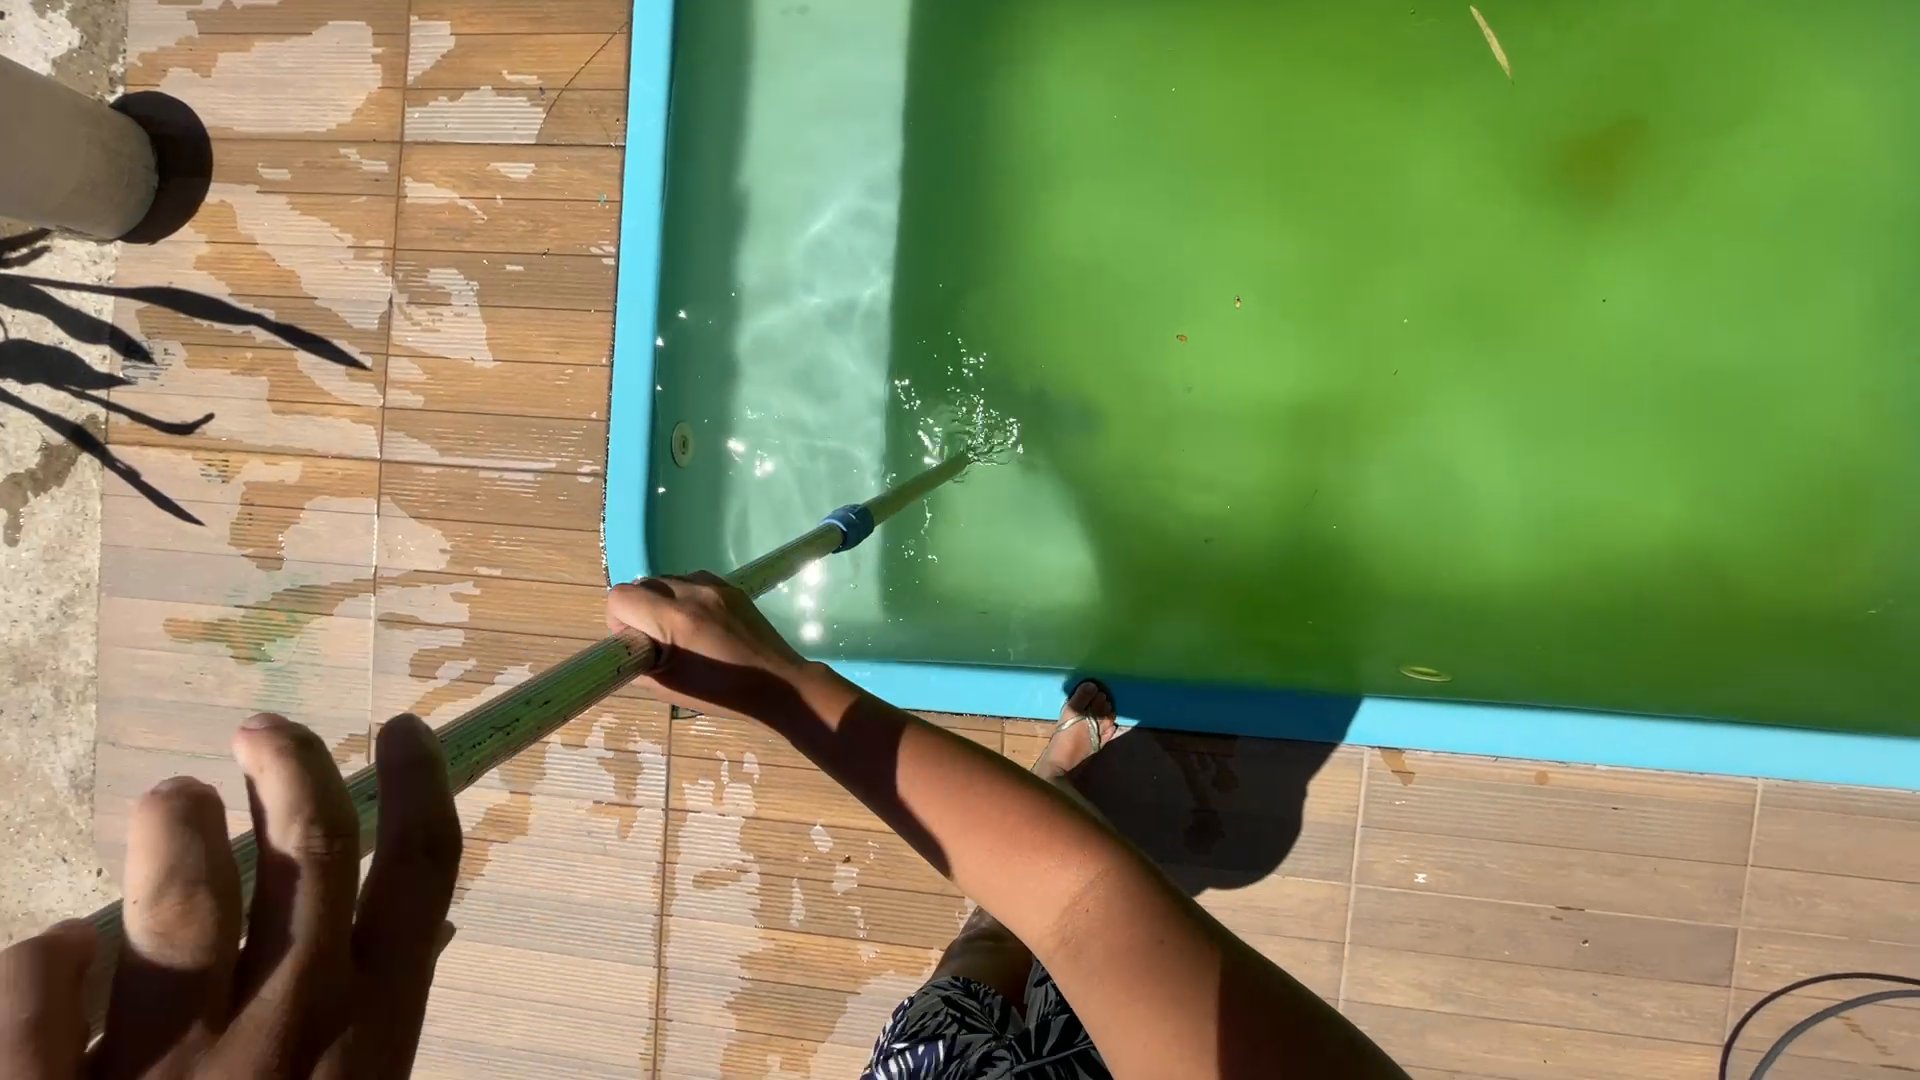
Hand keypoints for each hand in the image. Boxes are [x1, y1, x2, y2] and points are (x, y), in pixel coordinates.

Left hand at [0, 713, 460, 1078]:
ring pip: (178, 895)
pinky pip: (34, 980)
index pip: (420, 865)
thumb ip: (364, 1010)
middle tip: (267, 728)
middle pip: (312, 851)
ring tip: (169, 796)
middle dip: (295, 771)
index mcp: (371, 1021)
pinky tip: (52, 955)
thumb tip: (404, 924)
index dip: (420, 782)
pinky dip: (40, 954)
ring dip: (173, 823)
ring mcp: (166, 1063)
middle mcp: (290, 1022)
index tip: (399, 728)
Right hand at [608, 573, 817, 716]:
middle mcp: (694, 593)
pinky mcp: (732, 586)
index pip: (620, 596)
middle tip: (658, 640)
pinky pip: (693, 580)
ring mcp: (716, 586)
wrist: (778, 683)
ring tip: (682, 631)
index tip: (636, 643)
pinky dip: (686, 596)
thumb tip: (628, 645)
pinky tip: (701, 622)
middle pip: (642, 584)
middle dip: (640, 610)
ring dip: (663, 601)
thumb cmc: (722, 693)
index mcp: (675, 619)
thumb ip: (639, 660)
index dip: (619, 621)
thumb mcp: (668, 686)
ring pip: (668, 579)